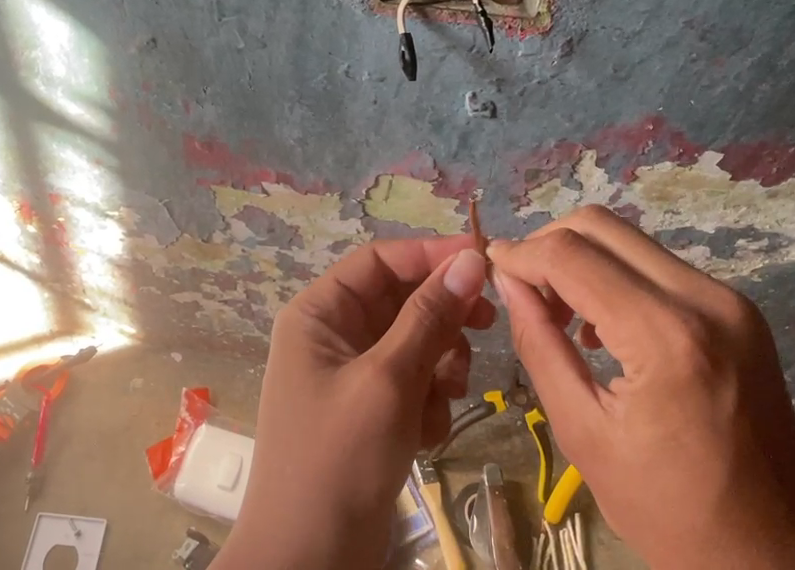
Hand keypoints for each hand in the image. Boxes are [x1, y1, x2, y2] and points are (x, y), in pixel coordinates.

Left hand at [216, 236, 494, 569]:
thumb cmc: (339, 458)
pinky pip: (413, 384)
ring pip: (414, 343)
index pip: (380, 260)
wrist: (310, 560)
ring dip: (439, 365)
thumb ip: (429, 317)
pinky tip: (426, 435)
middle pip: (401, 300)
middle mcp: (332, 335)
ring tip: (445, 395)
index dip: (430, 254)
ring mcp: (351, 376)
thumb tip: (470, 259)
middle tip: (484, 328)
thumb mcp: (388, 381)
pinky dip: (428, 402)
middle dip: (440, 319)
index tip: (484, 261)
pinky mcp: (370, 413)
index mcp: (319, 313)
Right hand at [491, 206, 794, 569]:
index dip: (520, 254)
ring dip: (582, 258)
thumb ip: (539, 345)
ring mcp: (730, 301)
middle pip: (602, 226)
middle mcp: (704, 299)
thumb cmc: (670, 511)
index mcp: (664, 335)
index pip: (571, 255)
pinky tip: (601, 323)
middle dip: (549, 243)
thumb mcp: (583, 433)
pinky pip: (660, 266)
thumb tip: (507, 281)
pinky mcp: (739, 312)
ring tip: (556, 309)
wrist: (776, 557)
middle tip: (520, 285)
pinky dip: (617, 275)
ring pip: (631, 240)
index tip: (489, 265)